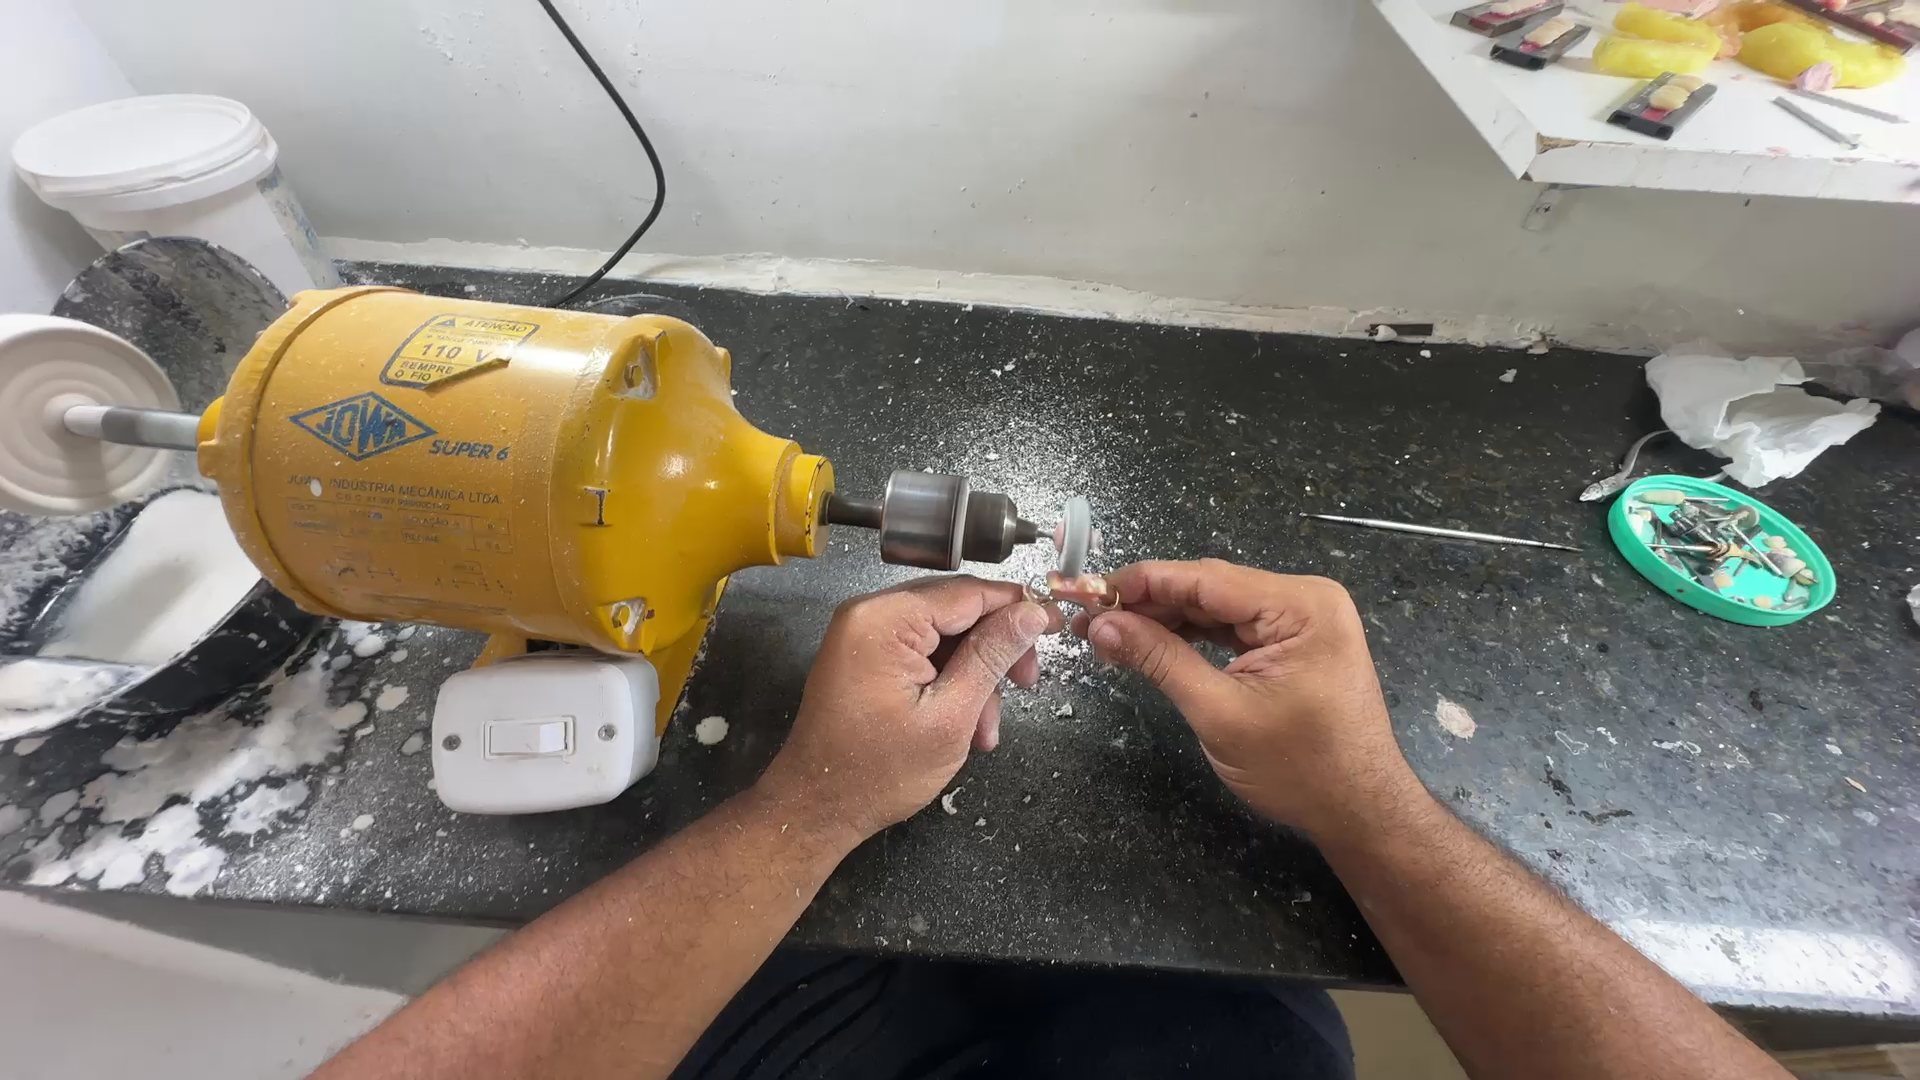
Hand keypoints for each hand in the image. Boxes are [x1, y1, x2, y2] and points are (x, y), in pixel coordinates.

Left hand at [757, 576, 1060, 843]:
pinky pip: (922, 651)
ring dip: (974, 676)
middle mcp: (870, 613)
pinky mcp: (865, 654)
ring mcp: (864, 633)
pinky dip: (949, 681)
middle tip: (1028, 684)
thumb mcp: (950, 715)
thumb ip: (992, 655)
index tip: (1055, 623)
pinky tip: (966, 724)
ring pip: (945, 635)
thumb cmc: (878, 772)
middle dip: (995, 650)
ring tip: (986, 729)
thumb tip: (1032, 612)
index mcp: (885, 618)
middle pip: (957, 610)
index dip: (1018, 606)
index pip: (968, 592)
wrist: (815, 811)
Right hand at [1071, 559, 1415, 836]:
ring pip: (1213, 606)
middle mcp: (1302, 599)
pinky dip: (1188, 635)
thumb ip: (1159, 659)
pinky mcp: (1289, 641)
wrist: (1361, 814)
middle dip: (1146, 603)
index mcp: (1300, 606)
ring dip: (1162, 619)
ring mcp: (1298, 620)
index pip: (1204, 579)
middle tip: (1090, 619)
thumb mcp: (1219, 712)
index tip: (1089, 591)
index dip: (1140, 582)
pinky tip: (1149, 642)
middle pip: (1207, 588)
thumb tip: (1101, 625)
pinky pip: (1228, 627)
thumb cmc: (1299, 769)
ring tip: (1110, 634)